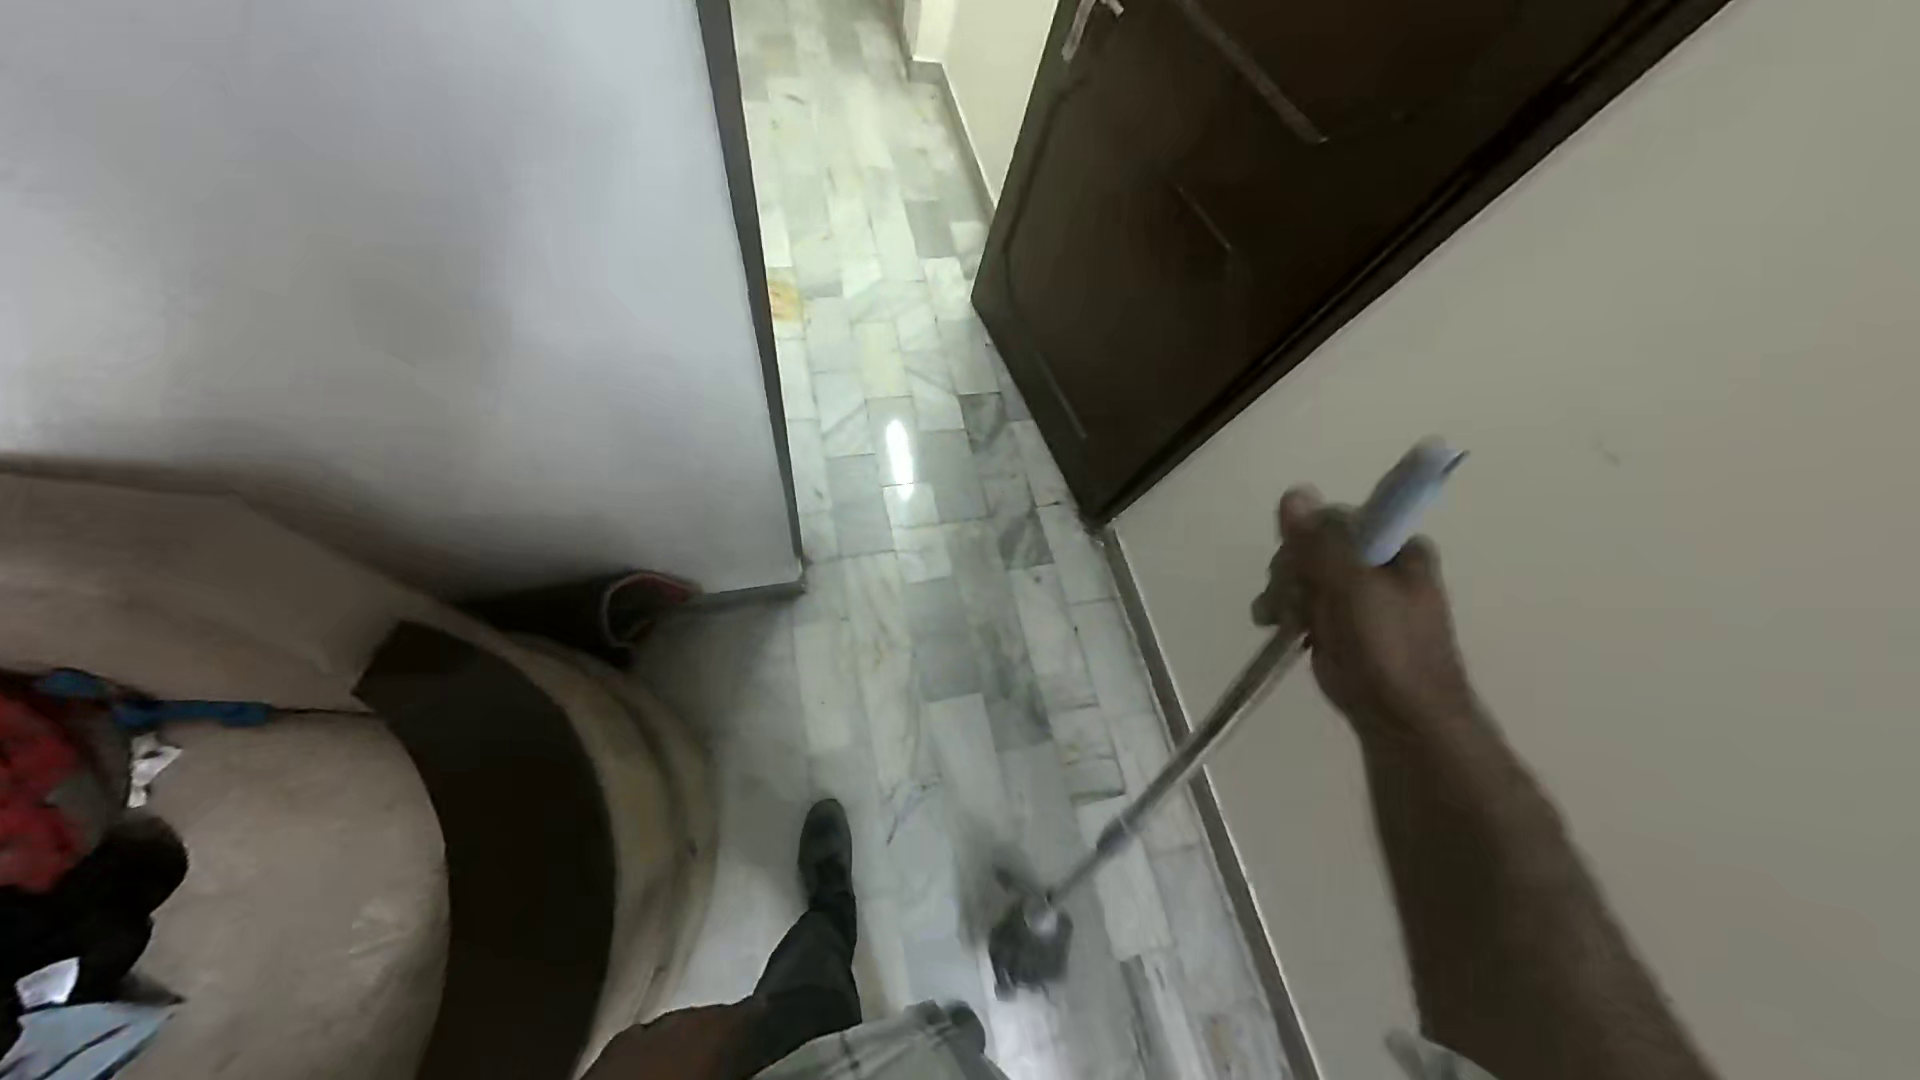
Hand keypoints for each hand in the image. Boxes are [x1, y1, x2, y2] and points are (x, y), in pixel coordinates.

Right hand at [1252, 487, 1478, 738]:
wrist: (1400, 718)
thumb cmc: (1386, 648)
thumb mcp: (1353, 587)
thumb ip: (1322, 541)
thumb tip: (1294, 493)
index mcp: (1396, 549)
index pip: (1336, 521)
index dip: (1308, 541)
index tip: (1299, 568)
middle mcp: (1378, 565)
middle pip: (1313, 547)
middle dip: (1292, 573)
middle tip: (1292, 601)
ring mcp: (1357, 596)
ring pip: (1302, 575)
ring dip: (1284, 594)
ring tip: (1279, 620)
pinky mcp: (1339, 623)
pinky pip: (1302, 601)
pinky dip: (1286, 611)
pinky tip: (1276, 626)